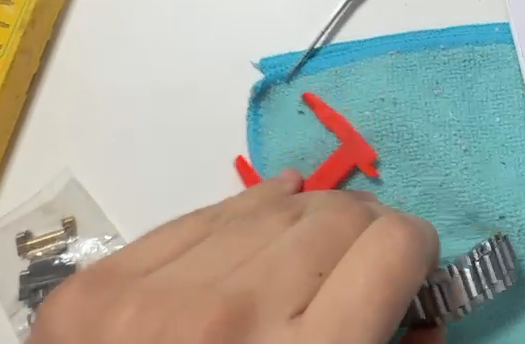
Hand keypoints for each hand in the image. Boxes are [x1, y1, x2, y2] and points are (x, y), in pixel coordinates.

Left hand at [31, 172, 442, 343]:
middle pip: (340, 213)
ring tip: (298, 259)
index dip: (413, 252)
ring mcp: (151, 300)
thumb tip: (430, 310)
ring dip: (302, 226)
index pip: (394, 245)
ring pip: (276, 203)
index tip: (405, 270)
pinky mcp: (95, 291)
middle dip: (361, 237)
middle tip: (352, 268)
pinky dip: (242, 220)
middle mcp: (228, 322)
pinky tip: (254, 234)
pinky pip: (205, 214)